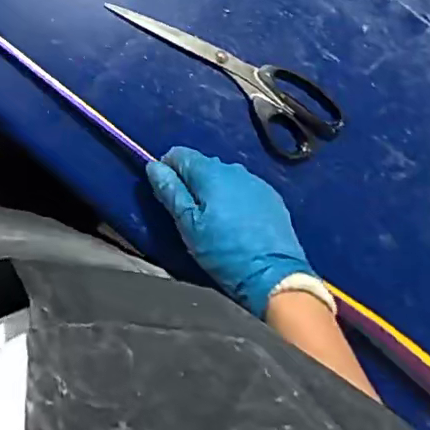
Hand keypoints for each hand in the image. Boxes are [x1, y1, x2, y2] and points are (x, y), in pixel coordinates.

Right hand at [146, 147, 315, 316]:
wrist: (275, 276)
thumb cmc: (225, 252)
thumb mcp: (189, 227)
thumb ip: (170, 192)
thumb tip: (154, 166)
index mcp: (210, 172)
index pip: (179, 154)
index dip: (168, 169)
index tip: (167, 194)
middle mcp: (233, 168)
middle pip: (202, 165)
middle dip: (191, 183)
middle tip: (189, 215)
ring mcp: (255, 180)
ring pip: (224, 177)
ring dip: (214, 191)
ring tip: (214, 221)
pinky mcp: (271, 196)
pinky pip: (244, 189)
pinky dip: (235, 199)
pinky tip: (237, 223)